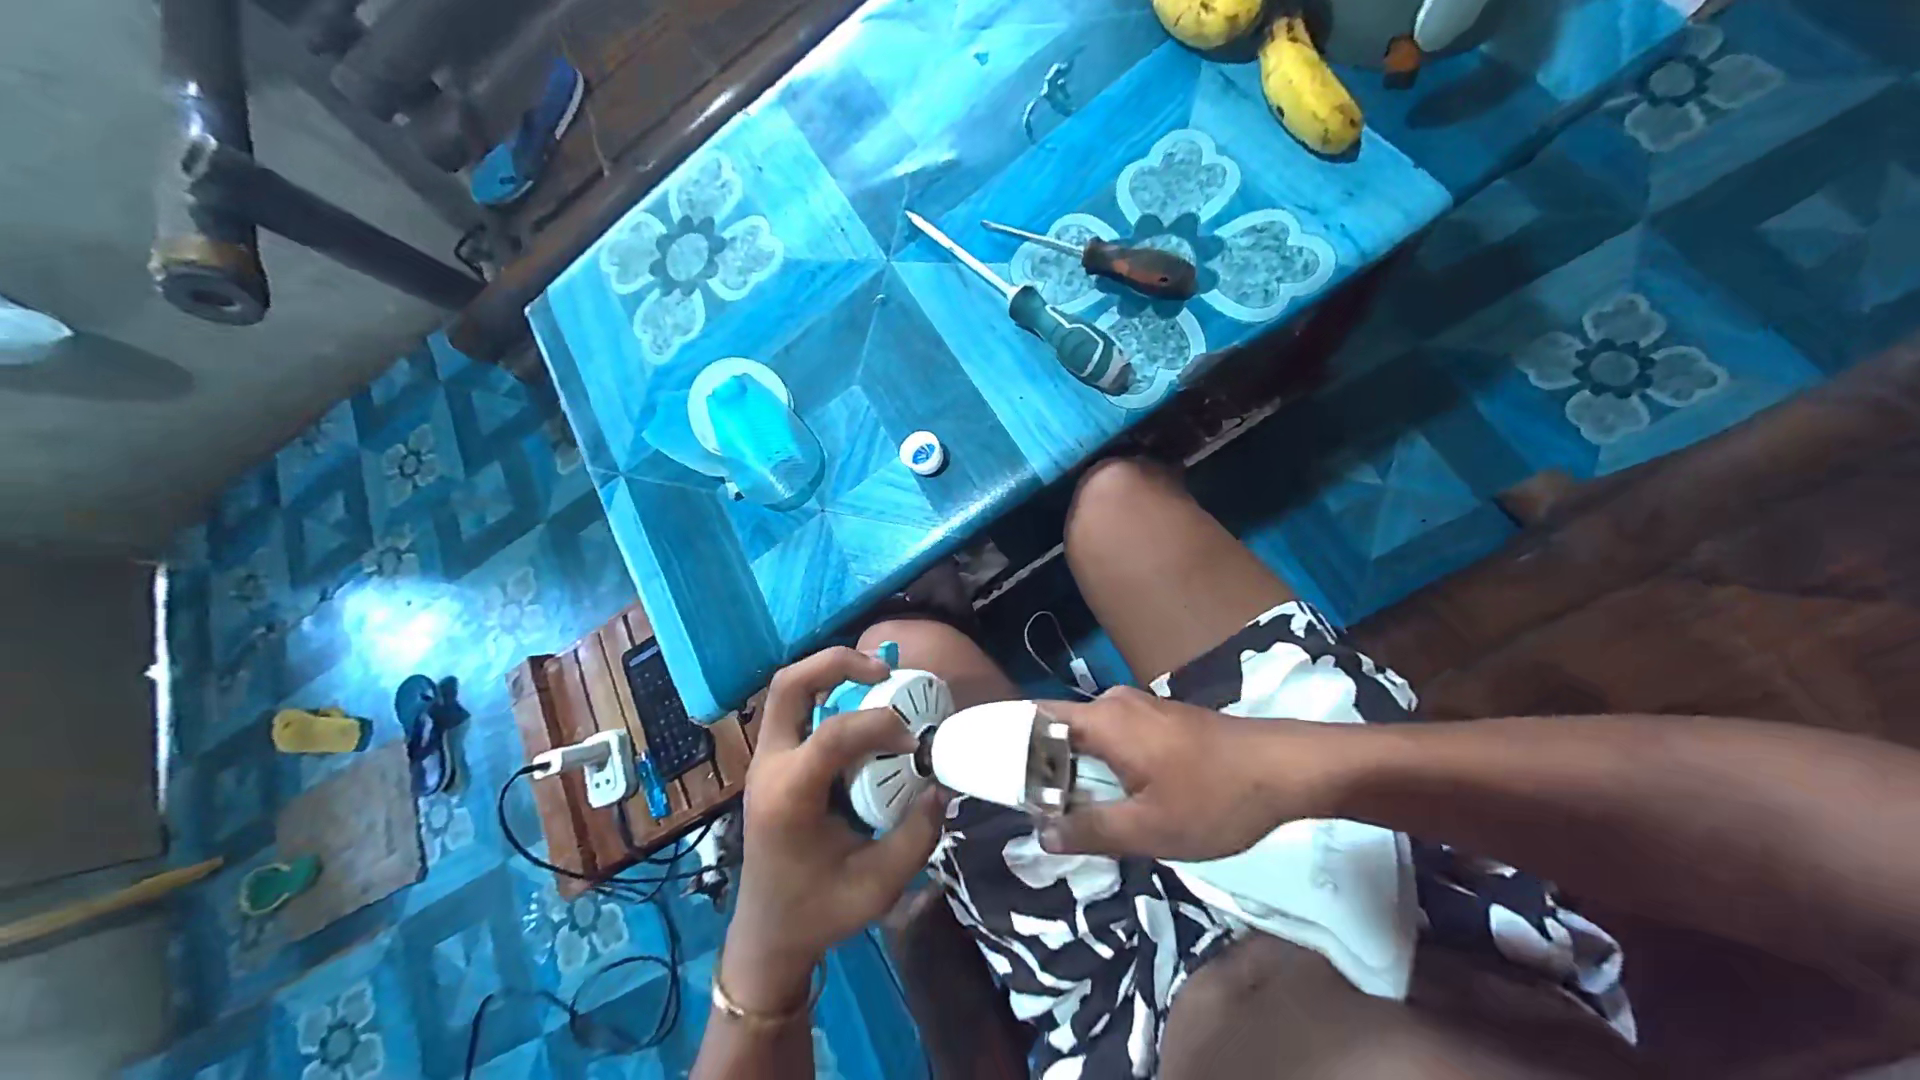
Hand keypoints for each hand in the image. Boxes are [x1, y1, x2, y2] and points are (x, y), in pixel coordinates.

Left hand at [722, 647, 945, 1012]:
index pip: (832, 735)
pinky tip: (860, 714)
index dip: (879, 726)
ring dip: (831, 674)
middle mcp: (768, 767)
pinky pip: (796, 710)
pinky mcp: (773, 763)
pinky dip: (828, 695)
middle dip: (838, 664)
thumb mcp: (877, 886)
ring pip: (788, 690)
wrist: (767, 935)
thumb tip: (941, 786)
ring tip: (876, 681)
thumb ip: (917, 836)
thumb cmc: (817, 912)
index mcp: (787, 798)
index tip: (913, 743)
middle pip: (790, 685)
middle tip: (883, 672)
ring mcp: (765, 761)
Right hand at [1038, 686, 1358, 860]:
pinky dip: (1100, 766)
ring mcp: (1140, 708)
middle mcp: (1113, 703)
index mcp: (1102, 720)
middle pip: (1058, 730)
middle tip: (1032, 810)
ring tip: (1068, 813)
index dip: (1006, 745)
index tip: (992, 778)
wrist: (1289, 768)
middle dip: (1041, 768)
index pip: (1033, 720)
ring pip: (1088, 737)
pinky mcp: (1160, 719)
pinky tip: (1111, 798)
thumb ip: (1090, 830)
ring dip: (1074, 771)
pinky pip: (1113, 739)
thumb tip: (1043, 834)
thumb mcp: (1149, 828)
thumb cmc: (1215, 797)